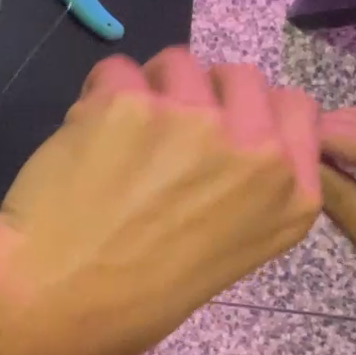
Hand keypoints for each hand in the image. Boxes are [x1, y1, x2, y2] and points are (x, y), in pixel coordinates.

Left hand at [0, 48, 321, 354]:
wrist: (60, 293)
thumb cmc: (137, 288)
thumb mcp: (226, 246)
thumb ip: (240, 185)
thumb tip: (220, 131)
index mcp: (291, 195)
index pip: (295, 106)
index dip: (248, 106)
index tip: (216, 120)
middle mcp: (254, 150)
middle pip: (238, 75)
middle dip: (199, 89)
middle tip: (160, 124)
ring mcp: (192, 120)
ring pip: (177, 61)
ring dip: (147, 85)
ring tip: (119, 129)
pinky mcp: (129, 103)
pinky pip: (115, 67)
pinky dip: (98, 91)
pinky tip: (85, 131)